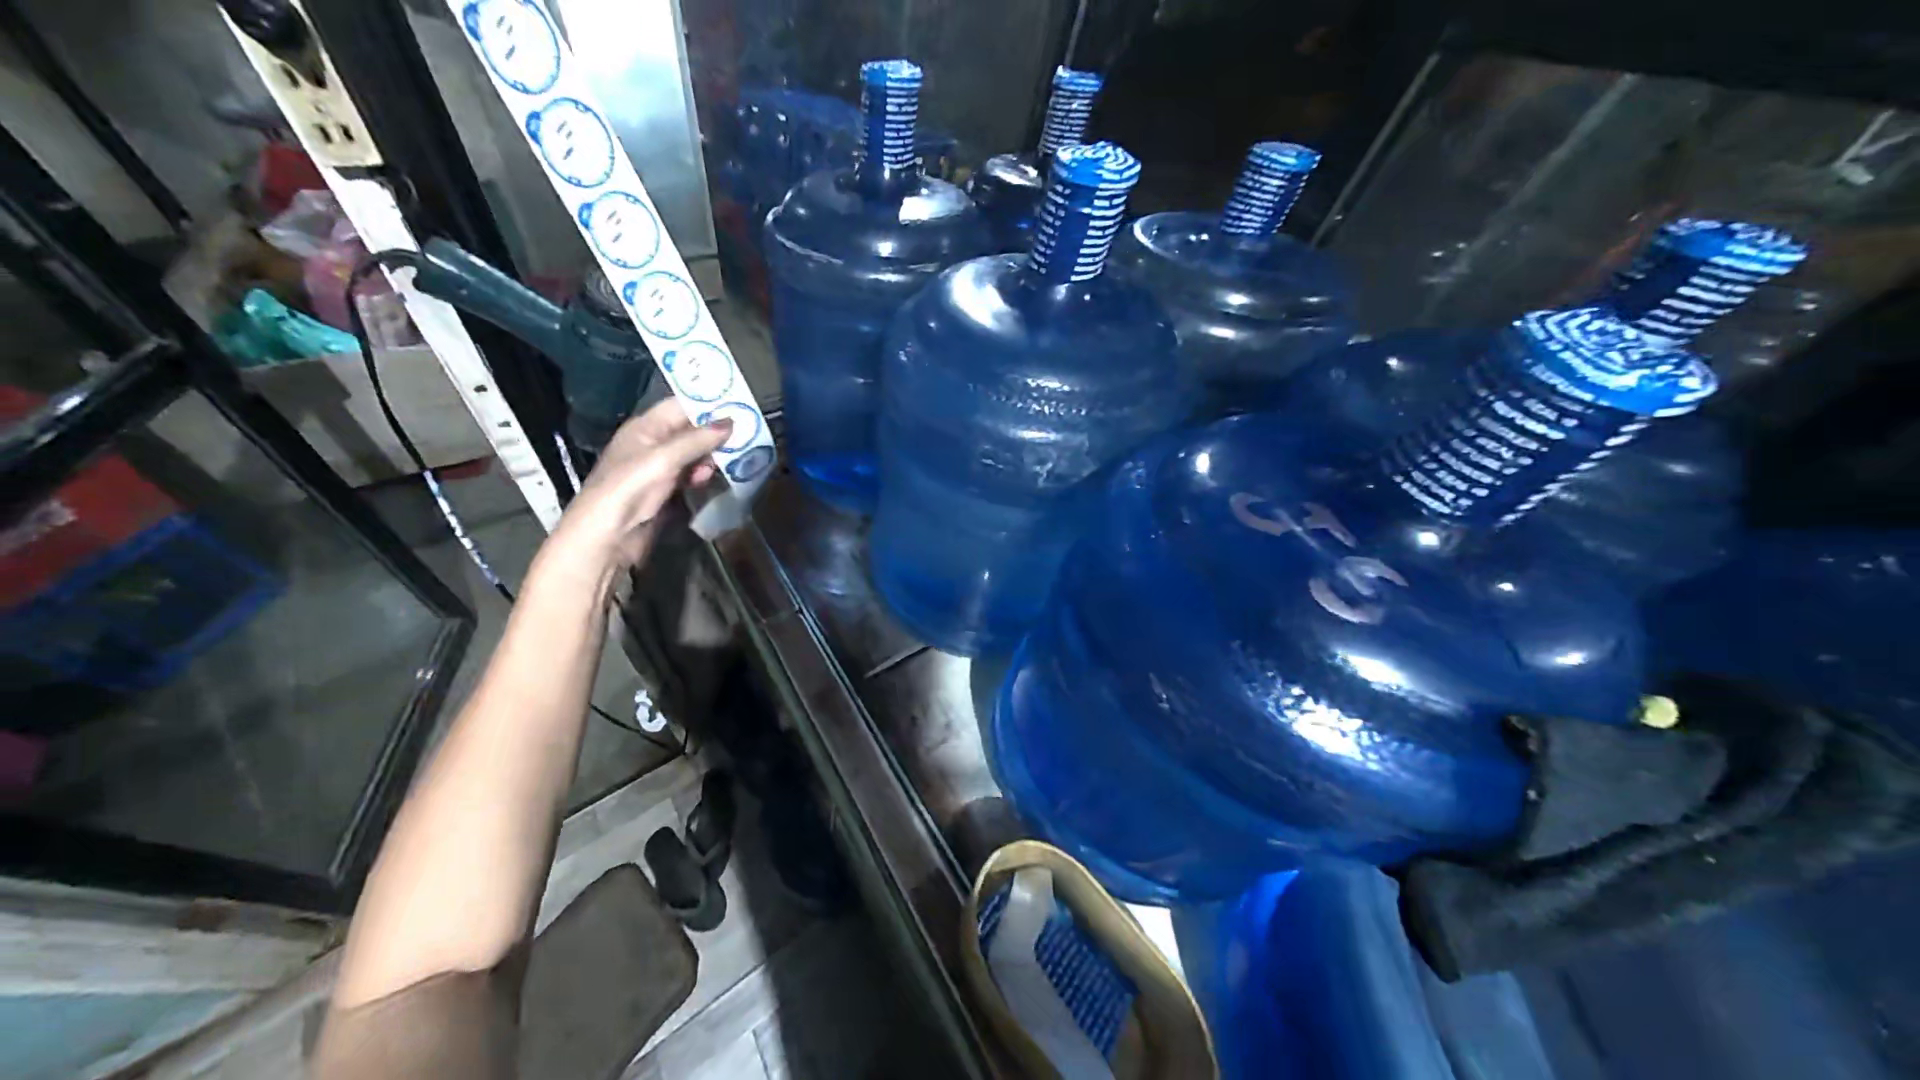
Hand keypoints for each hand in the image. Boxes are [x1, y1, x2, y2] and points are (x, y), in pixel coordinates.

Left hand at [546, 399, 731, 572]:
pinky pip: (691, 476)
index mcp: (645, 428)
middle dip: (716, 432)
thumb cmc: (630, 489)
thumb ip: (697, 440)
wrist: (608, 537)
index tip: (739, 404)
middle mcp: (652, 444)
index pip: (680, 406)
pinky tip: (715, 479)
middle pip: (690, 430)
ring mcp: (659, 469)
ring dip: (712, 456)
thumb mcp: (664, 458)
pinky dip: (704, 475)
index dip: (707, 404)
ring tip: (734, 459)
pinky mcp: (666, 492)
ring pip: (693, 455)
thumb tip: (731, 421)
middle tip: (747, 434)